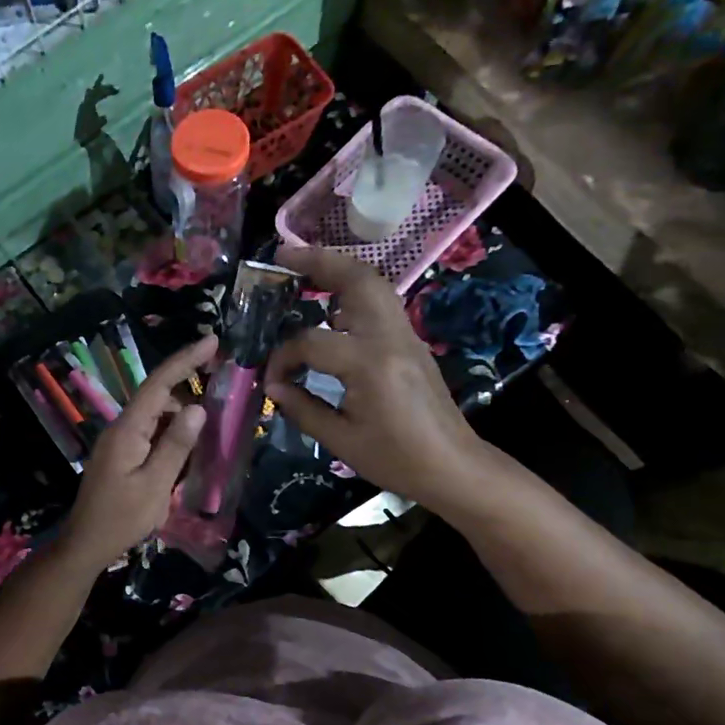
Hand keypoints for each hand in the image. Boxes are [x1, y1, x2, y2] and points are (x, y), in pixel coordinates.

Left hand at [57, 334, 218, 569]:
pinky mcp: (120, 456)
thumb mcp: (155, 484)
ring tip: (211, 426)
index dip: (185, 360)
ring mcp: (118, 442)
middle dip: (188, 388)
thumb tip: (198, 408)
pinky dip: (170, 435)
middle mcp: (120, 428)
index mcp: (127, 430)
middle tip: (222, 389)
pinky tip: (189, 448)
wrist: (86, 544)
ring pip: (155, 417)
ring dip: (181, 417)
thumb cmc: (121, 518)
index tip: (212, 340)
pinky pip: (149, 434)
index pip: (158, 384)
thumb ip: (176, 445)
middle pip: (157, 397)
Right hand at [265, 246, 491, 511]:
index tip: (271, 379)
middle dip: (318, 262)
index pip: (311, 342)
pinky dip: (352, 291)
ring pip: (373, 283)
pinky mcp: (410, 341)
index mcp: (370, 364)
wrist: (453, 466)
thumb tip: (274, 385)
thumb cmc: (395, 459)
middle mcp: (390, 338)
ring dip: (337, 269)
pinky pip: (380, 301)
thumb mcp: (339, 440)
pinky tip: (330, 303)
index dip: (282, 358)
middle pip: (357, 280)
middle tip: (283, 258)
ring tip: (304, 268)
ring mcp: (406, 335)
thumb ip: (301, 407)